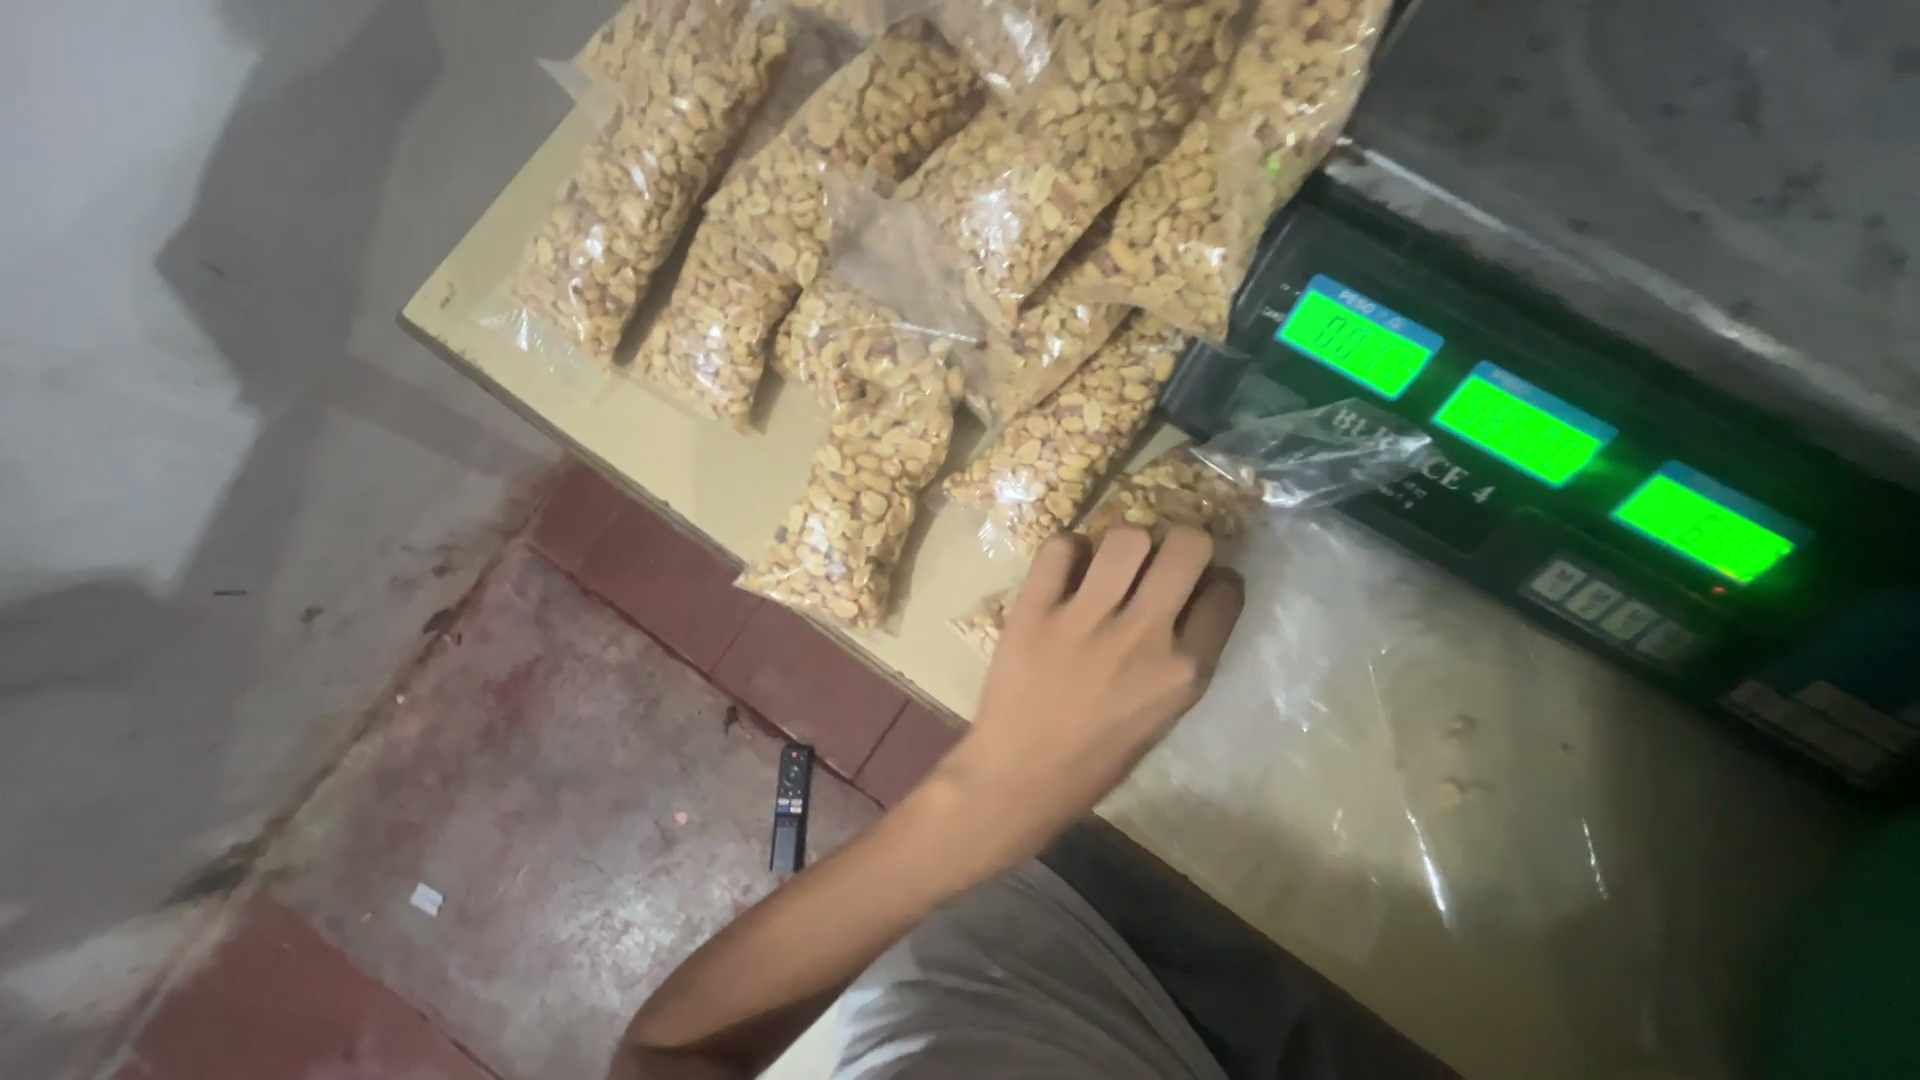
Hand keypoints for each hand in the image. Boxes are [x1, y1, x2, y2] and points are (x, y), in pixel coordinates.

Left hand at [932, 525, 1244, 863]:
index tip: (1196, 581)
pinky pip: (1061, 547)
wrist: (1022, 776)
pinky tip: (1066, 572)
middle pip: (1186, 546)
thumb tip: (1191, 594)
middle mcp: (1143, 638)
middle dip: (1180, 542)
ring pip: (1126, 537)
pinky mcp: (1035, 610)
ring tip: (1110, 563)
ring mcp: (1086, 621)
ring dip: (1124, 543)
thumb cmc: (1098, 755)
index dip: (1214, 577)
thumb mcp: (1164, 713)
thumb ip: (1183, 656)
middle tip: (1158, 557)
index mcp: (1184, 671)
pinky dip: (1067, 551)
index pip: (1226, 591)